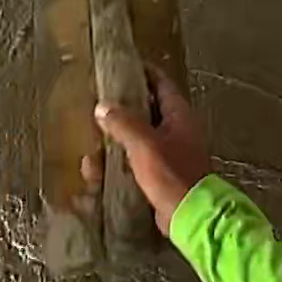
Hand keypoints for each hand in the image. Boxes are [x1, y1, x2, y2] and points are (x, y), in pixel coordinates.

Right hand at [92, 65, 210, 233]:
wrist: (191, 215)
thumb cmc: (171, 174)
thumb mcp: (145, 144)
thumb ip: (124, 123)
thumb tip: (103, 106)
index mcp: (179, 116)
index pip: (162, 84)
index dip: (144, 73)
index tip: (122, 66)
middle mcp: (177, 130)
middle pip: (147, 110)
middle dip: (121, 110)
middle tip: (96, 106)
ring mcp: (169, 153)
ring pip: (137, 139)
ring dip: (113, 143)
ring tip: (90, 148)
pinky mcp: (161, 175)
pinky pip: (134, 163)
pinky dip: (116, 166)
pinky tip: (94, 174)